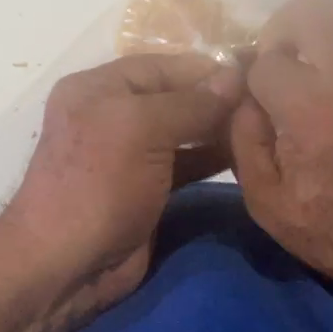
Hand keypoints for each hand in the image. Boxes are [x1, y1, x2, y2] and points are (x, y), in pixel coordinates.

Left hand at [4, 54, 242, 308]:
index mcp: (99, 87)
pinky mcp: (147, 188)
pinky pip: (185, 162)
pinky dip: (213, 157)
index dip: (204, 68)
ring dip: (219, 128)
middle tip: (266, 102)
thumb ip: (190, 103)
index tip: (254, 72)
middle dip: (216, 98)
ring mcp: (129, 153)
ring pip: (183, 130)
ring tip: (265, 126)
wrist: (65, 266)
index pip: (161, 65)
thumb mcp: (142, 129)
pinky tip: (247, 153)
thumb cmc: (98, 183)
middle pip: (174, 96)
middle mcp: (112, 113)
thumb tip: (235, 77)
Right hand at [229, 0, 332, 306]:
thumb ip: (242, 139)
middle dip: (286, 25)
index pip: (268, 61)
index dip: (254, 75)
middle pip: (314, 8)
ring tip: (327, 37)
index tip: (259, 96)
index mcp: (314, 114)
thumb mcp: (267, 204)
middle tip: (286, 54)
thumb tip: (243, 91)